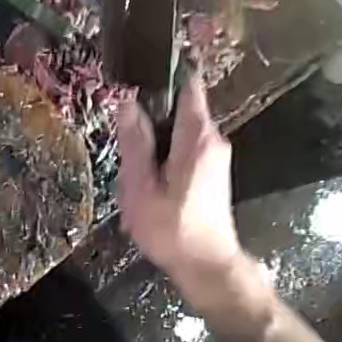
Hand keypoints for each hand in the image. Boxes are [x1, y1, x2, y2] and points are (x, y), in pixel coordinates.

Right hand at [116, 78, 265, 323]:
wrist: (207, 266)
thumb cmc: (172, 230)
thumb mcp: (141, 188)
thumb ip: (134, 143)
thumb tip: (127, 103)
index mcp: (196, 137)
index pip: (188, 84)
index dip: (163, 75)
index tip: (138, 78)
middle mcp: (213, 140)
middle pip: (178, 111)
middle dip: (150, 122)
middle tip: (125, 146)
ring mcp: (216, 157)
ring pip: (178, 135)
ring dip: (155, 148)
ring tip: (135, 176)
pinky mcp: (213, 174)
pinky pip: (184, 153)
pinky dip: (165, 163)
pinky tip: (150, 190)